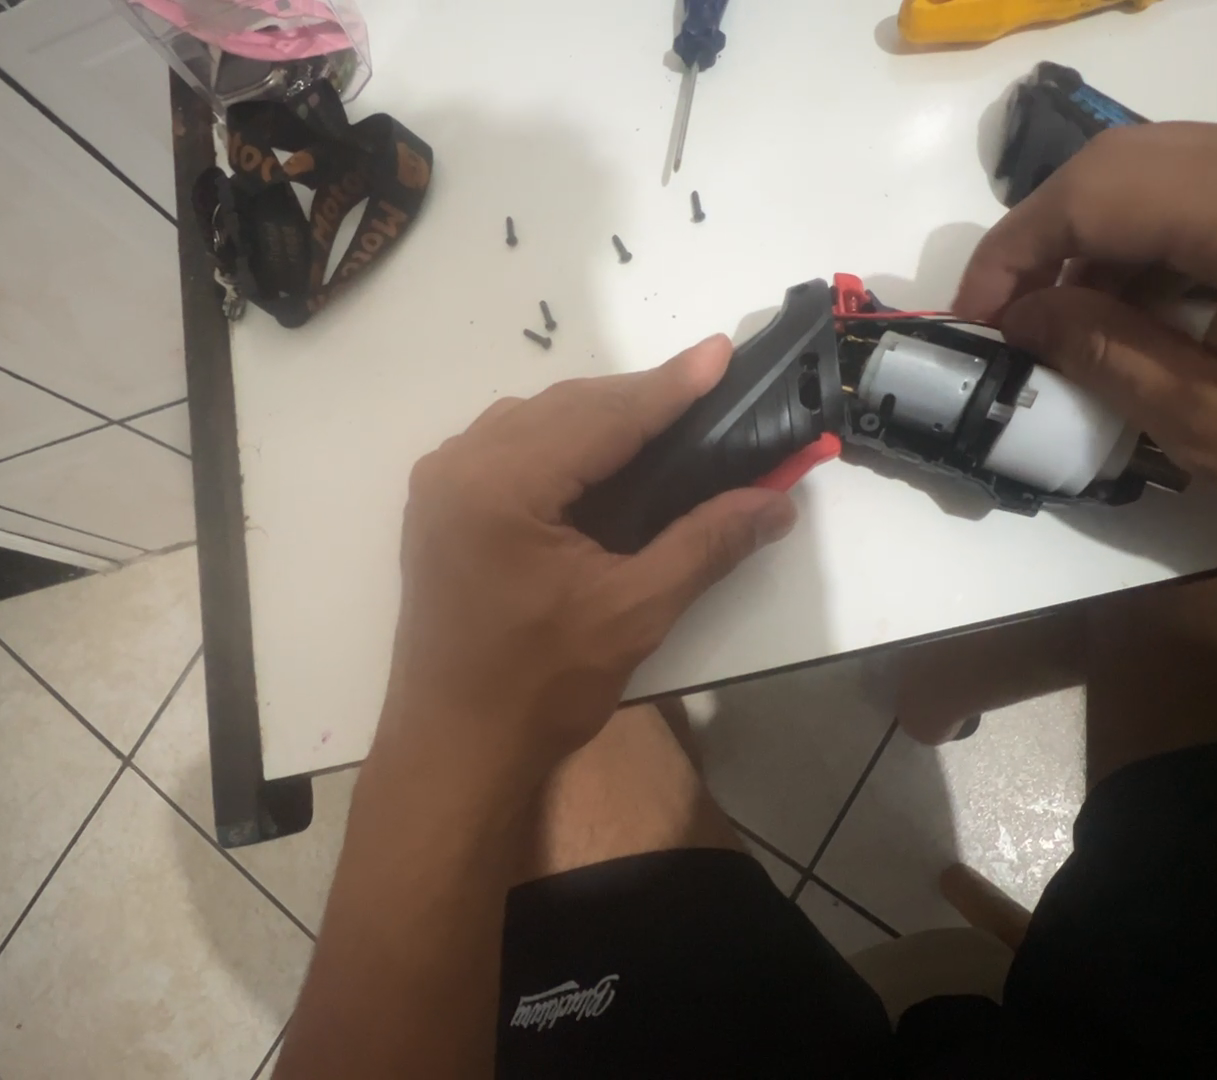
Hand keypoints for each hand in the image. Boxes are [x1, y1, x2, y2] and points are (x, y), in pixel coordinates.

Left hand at [376, 335, 796, 796]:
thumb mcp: (633, 614)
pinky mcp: (439, 507)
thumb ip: (706, 544)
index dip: (669, 387)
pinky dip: (559, 441)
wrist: (454, 749)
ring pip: (532, 421)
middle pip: (564, 408)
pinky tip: (596, 459)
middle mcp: (457, 466)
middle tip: (703, 392)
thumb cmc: (540, 689)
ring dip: (596, 417)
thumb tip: (777, 501)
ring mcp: (439, 484)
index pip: (601, 417)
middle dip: (636, 399)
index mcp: (499, 485)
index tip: (720, 353)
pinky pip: (506, 446)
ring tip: (660, 423)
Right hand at [954, 123, 1216, 582]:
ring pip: (1172, 164)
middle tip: (1008, 312)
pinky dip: (1154, 237)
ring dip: (1096, 235)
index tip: (977, 317)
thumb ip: (1108, 353)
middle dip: (1044, 233)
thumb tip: (1024, 315)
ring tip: (1068, 317)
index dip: (1014, 249)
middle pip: (1129, 157)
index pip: (1100, 190)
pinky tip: (1142, 303)